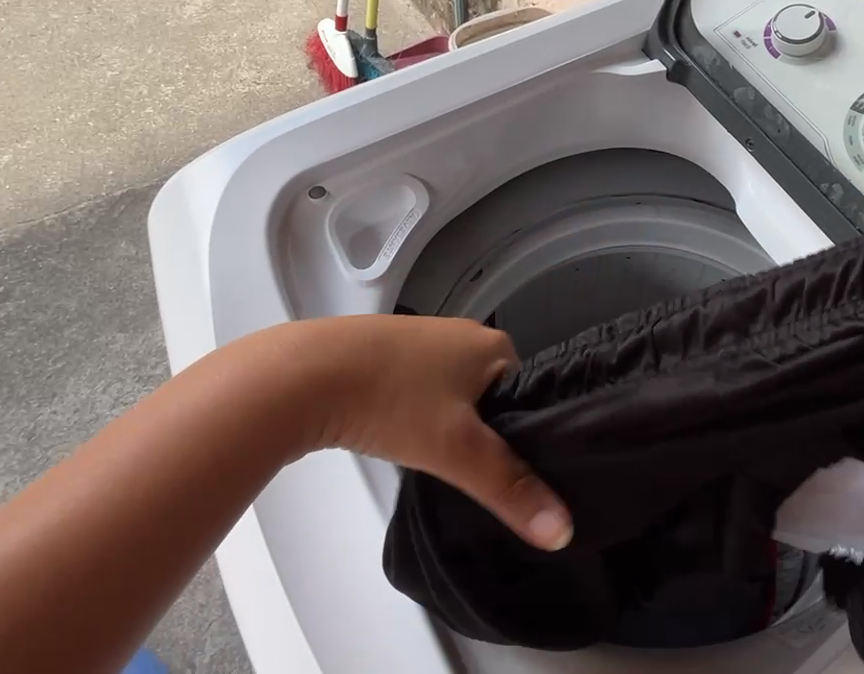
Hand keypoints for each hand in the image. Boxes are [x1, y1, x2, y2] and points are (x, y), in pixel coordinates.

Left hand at [256, 315, 573, 549]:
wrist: (300, 376)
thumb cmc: (390, 400)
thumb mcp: (458, 450)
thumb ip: (510, 488)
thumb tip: (564, 530)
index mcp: (494, 344)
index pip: (532, 395)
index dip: (524, 436)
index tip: (508, 471)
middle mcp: (464, 332)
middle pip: (493, 396)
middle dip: (484, 433)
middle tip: (469, 470)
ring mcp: (422, 339)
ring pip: (454, 394)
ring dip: (448, 425)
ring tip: (434, 457)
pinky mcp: (384, 351)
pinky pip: (419, 388)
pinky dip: (416, 414)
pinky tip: (400, 435)